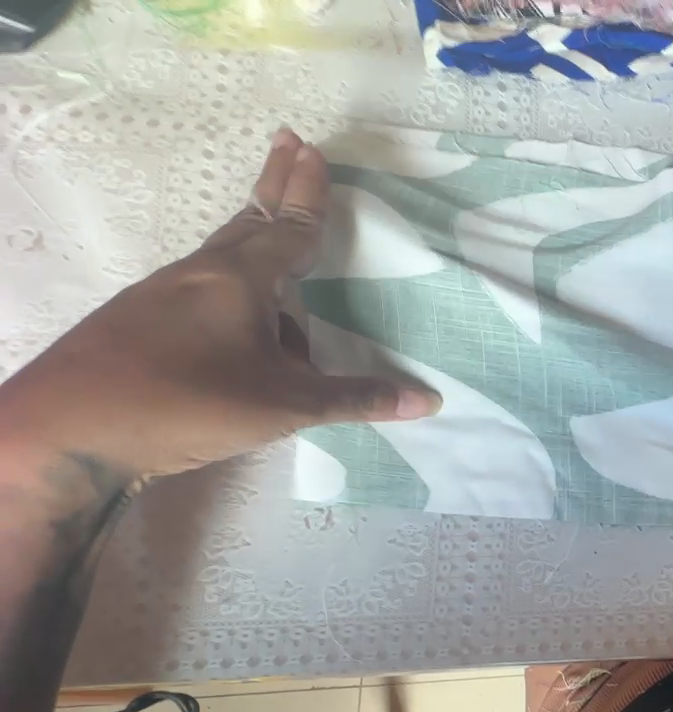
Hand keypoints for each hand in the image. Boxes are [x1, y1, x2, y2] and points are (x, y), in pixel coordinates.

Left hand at [0, 128, 439, 495]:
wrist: (69, 432)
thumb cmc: (187, 402)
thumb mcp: (288, 405)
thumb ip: (358, 398)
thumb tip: (429, 401)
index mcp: (237, 282)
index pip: (288, 227)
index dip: (307, 191)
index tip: (313, 149)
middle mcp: (200, 277)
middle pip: (249, 222)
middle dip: (275, 186)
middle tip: (291, 146)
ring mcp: (169, 298)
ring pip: (232, 260)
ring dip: (265, 244)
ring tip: (298, 259)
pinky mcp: (152, 323)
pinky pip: (216, 293)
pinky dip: (251, 291)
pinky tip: (268, 334)